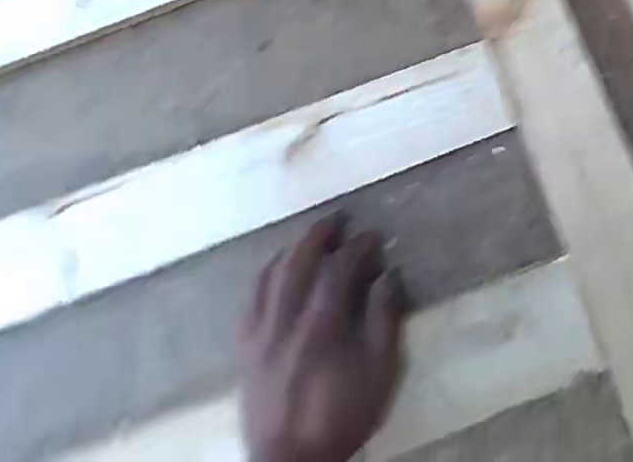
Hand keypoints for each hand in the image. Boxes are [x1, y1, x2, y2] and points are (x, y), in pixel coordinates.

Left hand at [240, 214, 404, 461]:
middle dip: (318, 235)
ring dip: (290, 252)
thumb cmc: (343, 413)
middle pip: (296, 265)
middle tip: (338, 218)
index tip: (375, 236)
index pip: (338, 269)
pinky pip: (250, 305)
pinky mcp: (245, 354)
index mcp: (321, 327)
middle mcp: (284, 324)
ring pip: (267, 280)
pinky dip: (265, 281)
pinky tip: (277, 276)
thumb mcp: (381, 369)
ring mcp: (259, 338)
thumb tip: (387, 276)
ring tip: (309, 239)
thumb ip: (384, 319)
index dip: (358, 246)